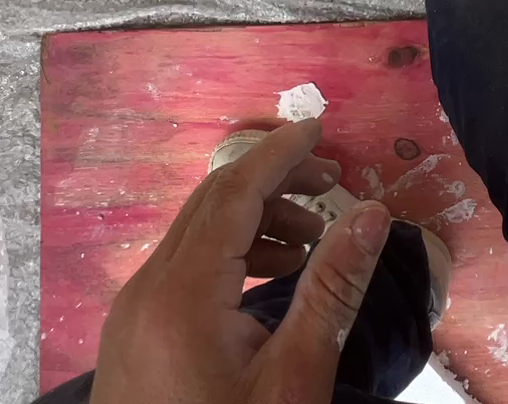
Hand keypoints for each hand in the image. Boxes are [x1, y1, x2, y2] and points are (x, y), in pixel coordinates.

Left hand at [90, 120, 391, 403]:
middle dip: (276, 178)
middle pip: (214, 200)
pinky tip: (273, 271)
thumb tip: (374, 211)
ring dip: (258, 215)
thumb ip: (332, 287)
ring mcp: (134, 310)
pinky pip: (187, 262)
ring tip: (314, 234)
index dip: (282, 152)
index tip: (323, 128)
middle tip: (334, 179)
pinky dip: (234, 249)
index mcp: (182, 293)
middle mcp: (148, 287)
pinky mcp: (136, 331)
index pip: (236, 190)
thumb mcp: (294, 379)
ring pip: (199, 229)